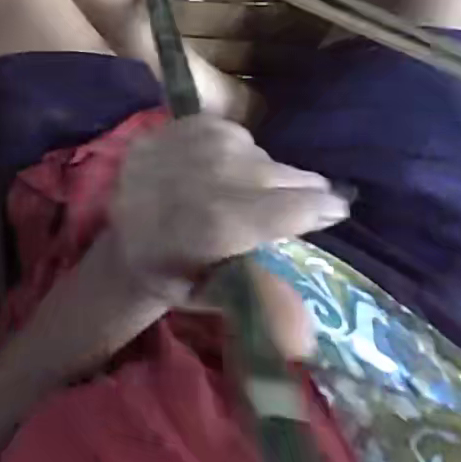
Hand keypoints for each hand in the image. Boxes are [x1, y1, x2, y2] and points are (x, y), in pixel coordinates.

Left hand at [108, 113, 348, 302]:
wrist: (121, 236)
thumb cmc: (174, 274)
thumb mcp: (215, 295)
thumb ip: (261, 302)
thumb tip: (308, 337)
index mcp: (215, 226)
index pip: (287, 209)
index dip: (319, 208)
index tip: (339, 210)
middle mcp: (209, 175)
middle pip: (277, 175)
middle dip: (301, 188)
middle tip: (312, 200)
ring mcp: (194, 143)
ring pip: (259, 153)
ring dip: (268, 171)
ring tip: (259, 190)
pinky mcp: (183, 125)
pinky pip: (236, 133)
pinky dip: (242, 151)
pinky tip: (230, 168)